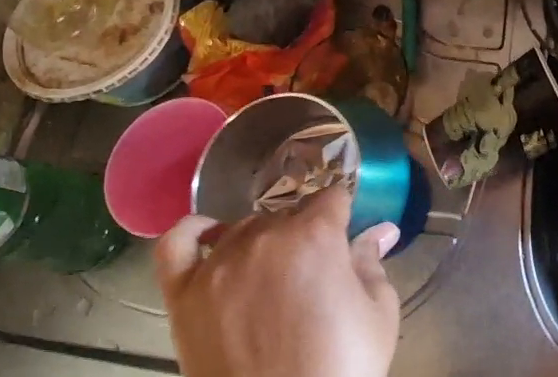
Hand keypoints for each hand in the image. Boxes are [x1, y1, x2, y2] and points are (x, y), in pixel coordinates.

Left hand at [156, 188, 400, 376]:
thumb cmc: (341, 368)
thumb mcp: (378, 316)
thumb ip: (372, 264)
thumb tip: (381, 231)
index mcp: (316, 235)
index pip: (332, 198)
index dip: (341, 218)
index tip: (344, 242)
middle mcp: (265, 238)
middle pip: (287, 216)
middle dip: (304, 237)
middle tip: (313, 279)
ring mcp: (219, 266)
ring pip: (243, 229)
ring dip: (260, 244)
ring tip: (271, 282)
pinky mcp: (184, 297)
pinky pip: (177, 246)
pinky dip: (193, 233)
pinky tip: (210, 237)